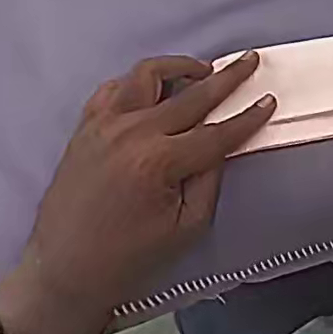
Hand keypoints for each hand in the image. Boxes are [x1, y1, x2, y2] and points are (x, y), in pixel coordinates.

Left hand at [0, 54, 274, 333]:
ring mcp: (103, 126)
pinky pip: (113, 88)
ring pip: (146, 75)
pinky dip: (139, 82)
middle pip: (190, 94)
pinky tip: (156, 90)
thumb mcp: (188, 225)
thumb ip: (210, 177)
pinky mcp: (84, 128)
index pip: (217, 132)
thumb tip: (222, 143)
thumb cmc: (131, 257)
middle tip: (248, 60)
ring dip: (178, 67)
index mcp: (159, 162)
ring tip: (201, 70)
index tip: (269, 100)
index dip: (248, 117)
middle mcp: (131, 133)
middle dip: (226, 77)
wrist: (63, 273)